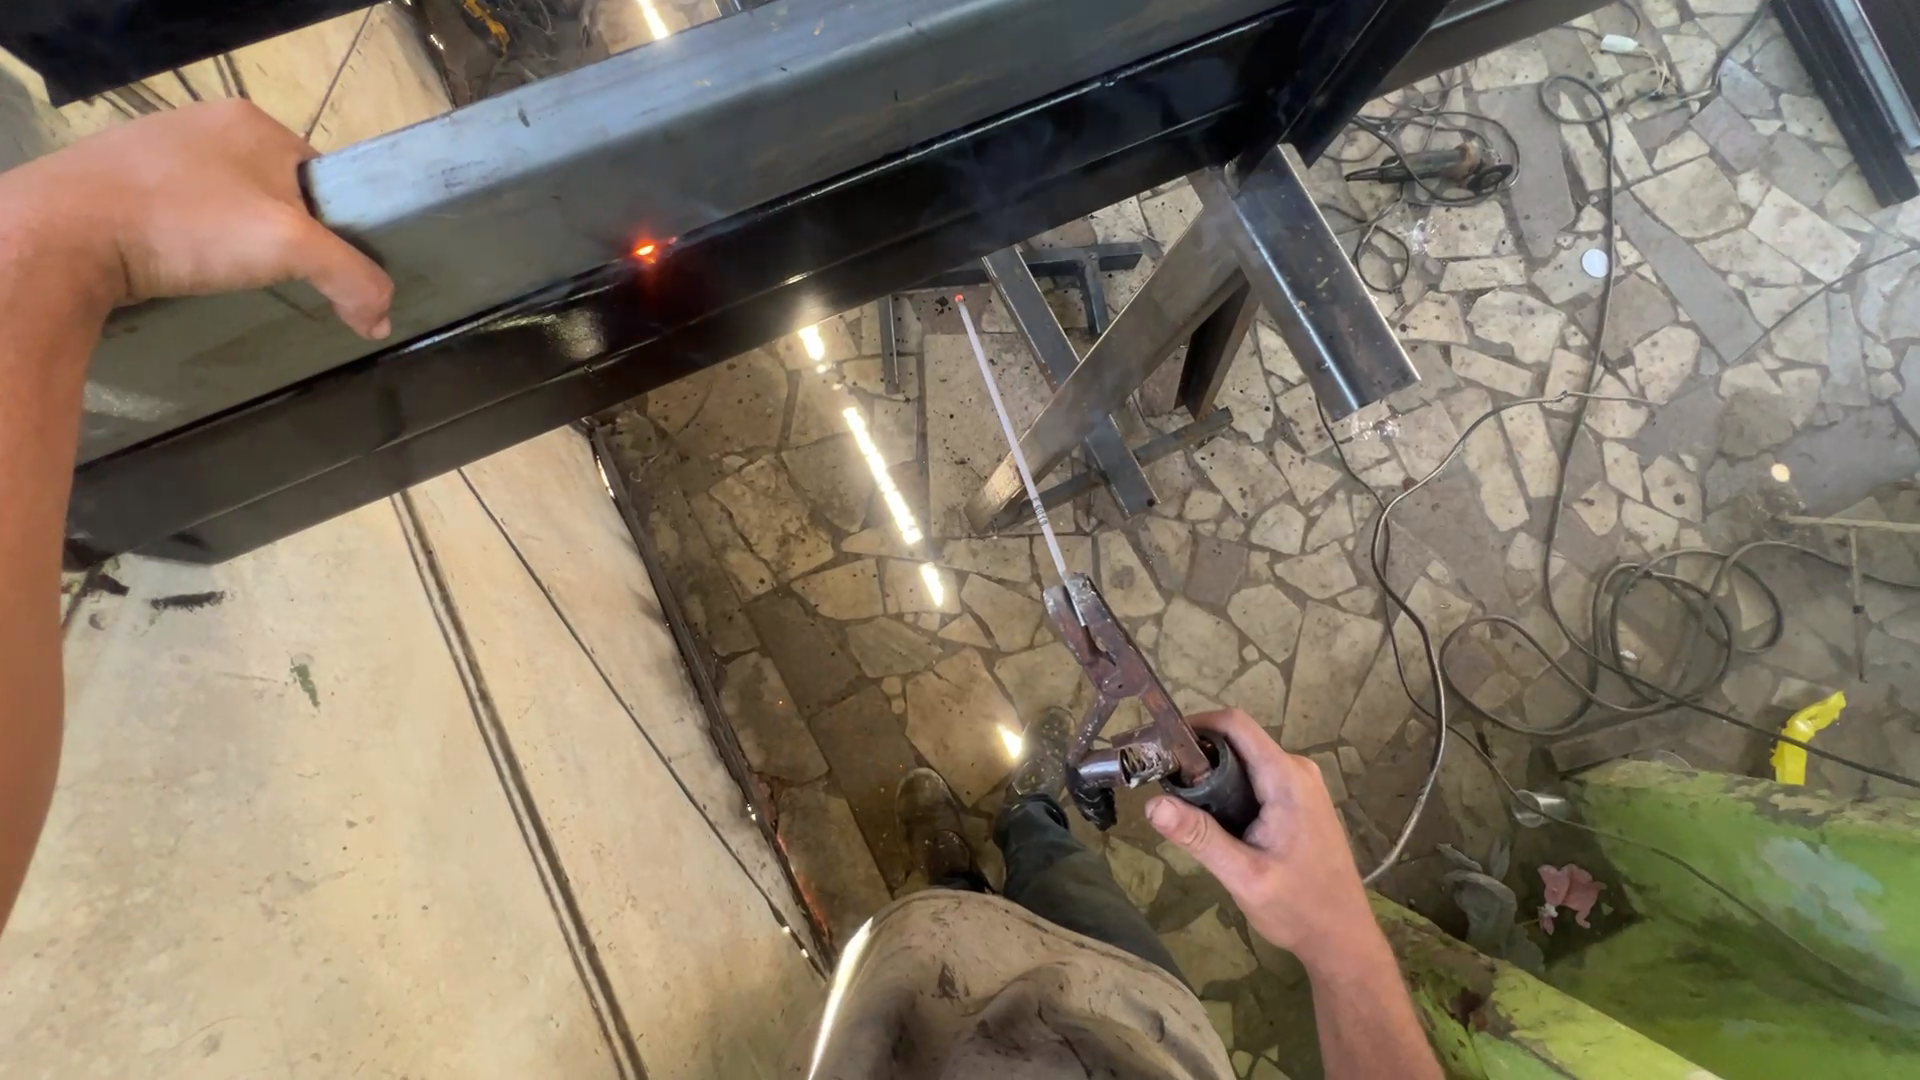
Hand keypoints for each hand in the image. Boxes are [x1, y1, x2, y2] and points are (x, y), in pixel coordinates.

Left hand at [8, 99, 392, 338]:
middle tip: (291, 272)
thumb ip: (357, 282)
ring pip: (246, 206)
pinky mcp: (133, 177)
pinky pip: (202, 211)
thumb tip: (382, 322)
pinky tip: (203, 260)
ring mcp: (166, 147)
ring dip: (256, 243)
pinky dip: (214, 241)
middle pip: (292, 196)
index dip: (343, 228)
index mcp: (255, 122)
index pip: (331, 183)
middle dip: (299, 238)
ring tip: (244, 270)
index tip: (334, 262)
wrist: (62, 235)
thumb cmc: (188, 224)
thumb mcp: (296, 250)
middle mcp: (211, 123)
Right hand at [1147, 709, 1372, 968]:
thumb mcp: (1243, 876)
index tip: (1164, 748)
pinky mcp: (1298, 797)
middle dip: (1199, 755)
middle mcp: (1296, 769)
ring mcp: (1300, 782)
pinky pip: (1254, 774)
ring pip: (1243, 757)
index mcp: (1286, 778)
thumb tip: (1152, 804)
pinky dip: (1229, 785)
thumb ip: (1200, 837)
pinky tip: (1215, 818)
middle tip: (1169, 786)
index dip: (1197, 724)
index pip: (1235, 724)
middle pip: (1236, 739)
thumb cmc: (1299, 908)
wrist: (1344, 940)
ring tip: (1187, 806)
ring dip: (1212, 772)